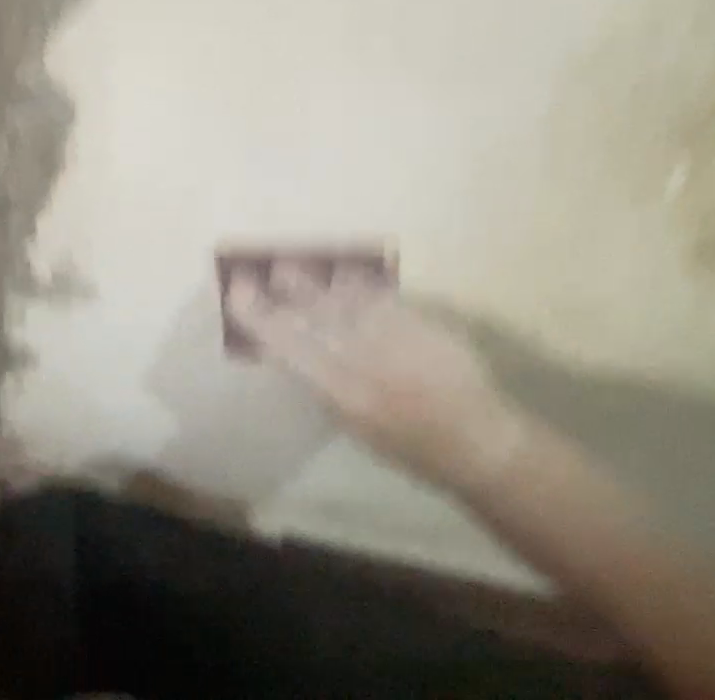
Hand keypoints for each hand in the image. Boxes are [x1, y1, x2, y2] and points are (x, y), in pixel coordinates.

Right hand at [225, 272, 522, 481]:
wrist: (476, 439)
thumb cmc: (411, 448)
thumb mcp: (357, 428)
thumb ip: (327, 386)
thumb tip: (298, 350)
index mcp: (342, 394)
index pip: (289, 346)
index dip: (260, 318)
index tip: (239, 293)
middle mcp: (363, 361)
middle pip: (314, 315)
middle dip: (287, 291)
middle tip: (265, 270)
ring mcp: (394, 337)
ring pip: (345, 300)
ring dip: (316, 282)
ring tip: (292, 266)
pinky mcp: (420, 322)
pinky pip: (380, 297)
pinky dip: (357, 285)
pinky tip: (342, 274)